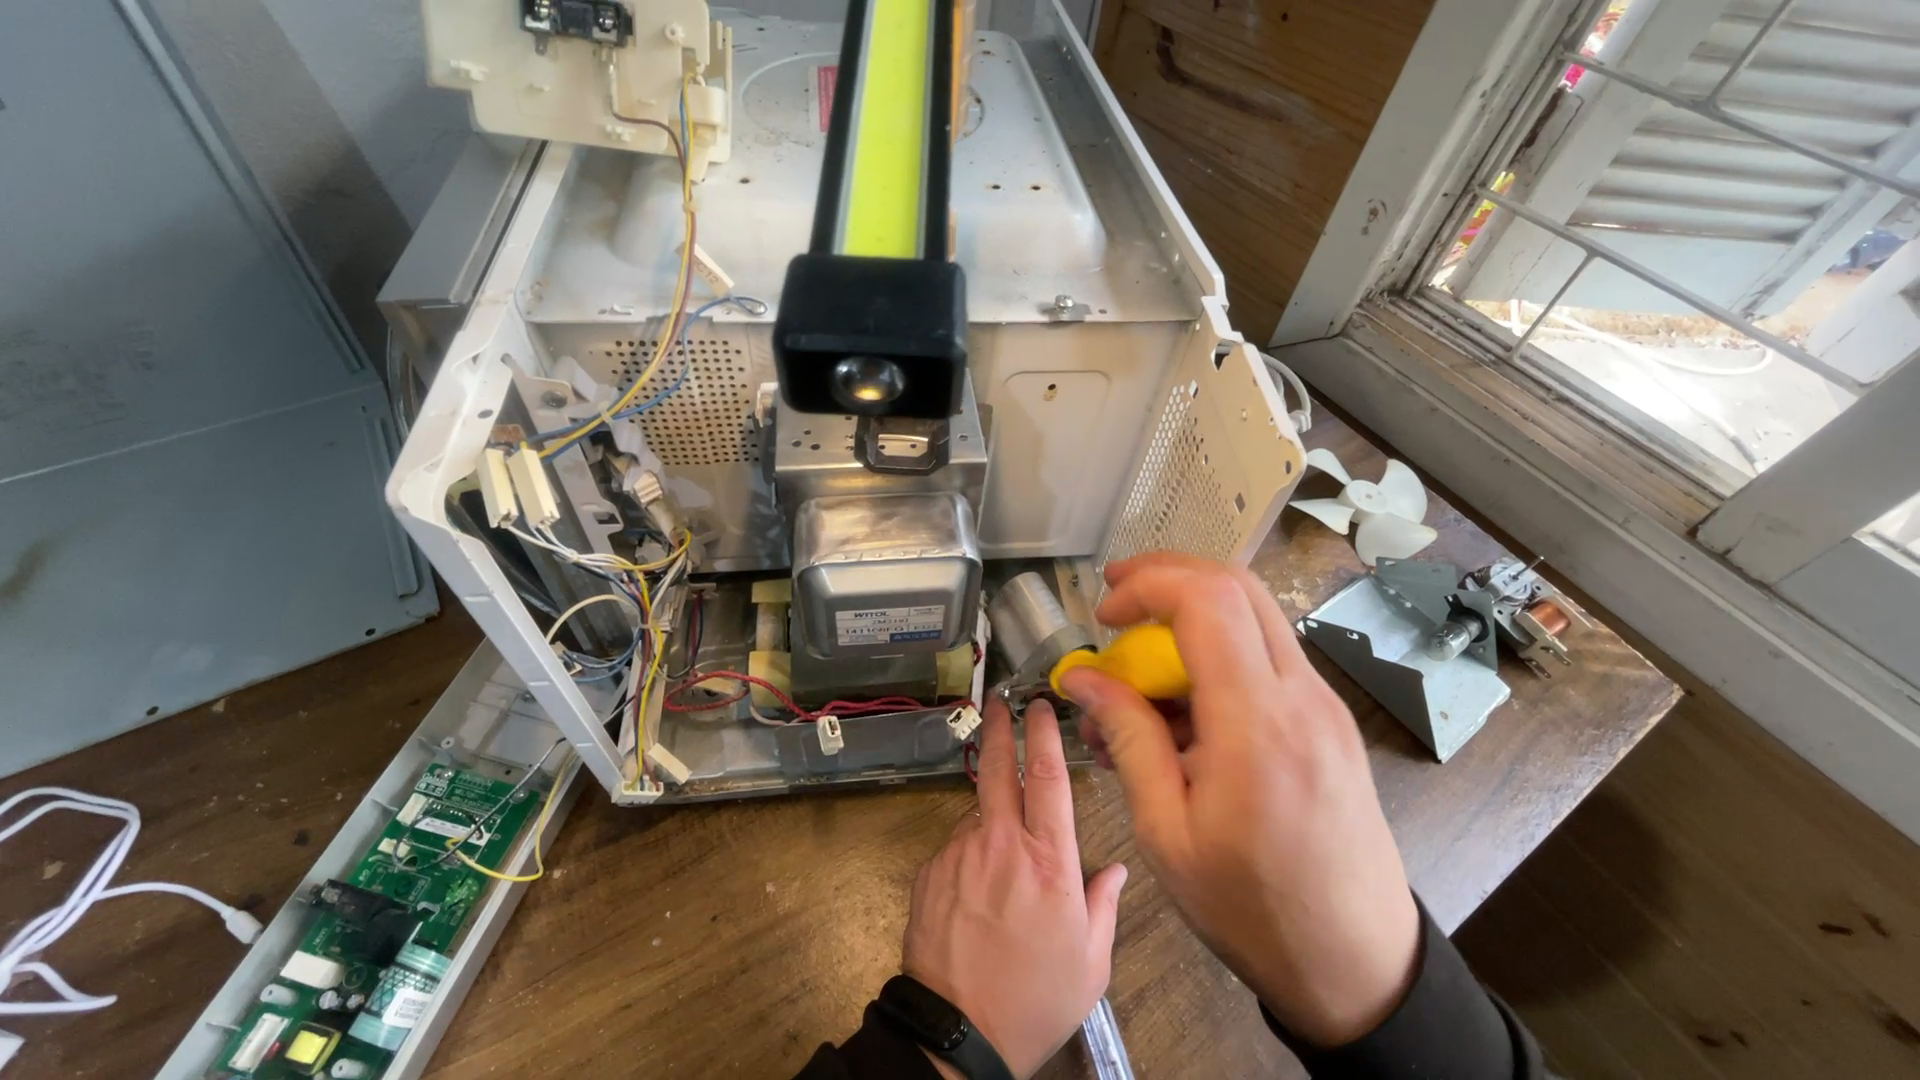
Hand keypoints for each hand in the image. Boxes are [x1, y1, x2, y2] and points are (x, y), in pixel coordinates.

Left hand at [901, 697, 1127, 1078]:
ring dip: (991, 816)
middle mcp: (1001, 843)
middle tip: (999, 702)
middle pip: (997, 768)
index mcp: (1049, 860)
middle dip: (999, 728)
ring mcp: (959, 853)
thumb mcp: (1091, 960)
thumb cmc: (1036, 998)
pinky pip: (957, 846)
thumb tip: (1114, 869)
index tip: (1040, 705)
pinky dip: (971, 853)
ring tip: (1003, 865)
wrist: (958, 1032)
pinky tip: (977, 893)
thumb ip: (1103, 904)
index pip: (1047, 777)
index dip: (1043, 733)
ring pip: (978, 813)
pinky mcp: (930, 871)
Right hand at [1060, 553, 1419, 1047]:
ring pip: (1253, 618)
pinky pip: (1266, 660)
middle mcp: (1301, 696)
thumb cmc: (1251, 908)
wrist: (1357, 962)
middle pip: (1238, 586)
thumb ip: (1128, 738)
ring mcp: (1323, 705)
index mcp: (1256, 723)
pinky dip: (1216, 660)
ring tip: (1137, 681)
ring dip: (1189, 622)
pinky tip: (1180, 714)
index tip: (1102, 614)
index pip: (1208, 599)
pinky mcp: (1328, 720)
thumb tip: (1083, 679)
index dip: (1148, 585)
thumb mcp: (1167, 831)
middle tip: (1115, 603)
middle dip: (1168, 577)